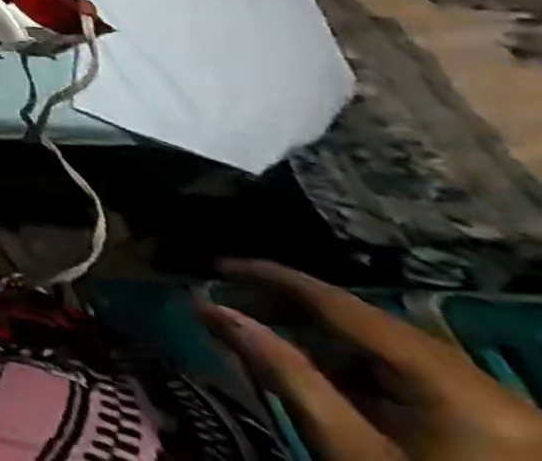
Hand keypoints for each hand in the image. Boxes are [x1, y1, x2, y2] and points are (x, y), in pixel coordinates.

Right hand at [198, 259, 541, 460]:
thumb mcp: (342, 446)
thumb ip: (281, 371)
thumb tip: (211, 309)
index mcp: (457, 388)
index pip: (347, 307)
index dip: (276, 278)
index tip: (218, 265)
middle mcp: (487, 384)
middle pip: (368, 324)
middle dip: (293, 311)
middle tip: (231, 304)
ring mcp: (496, 404)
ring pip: (385, 346)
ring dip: (320, 339)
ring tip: (266, 340)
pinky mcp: (492, 421)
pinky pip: (408, 372)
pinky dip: (354, 366)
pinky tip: (319, 376)